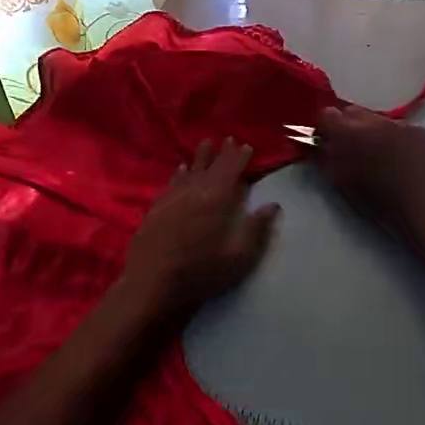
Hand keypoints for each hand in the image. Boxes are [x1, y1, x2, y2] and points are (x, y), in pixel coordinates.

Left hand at [121, 139, 279, 311]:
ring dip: (199, 158)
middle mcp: (192, 193)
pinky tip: (180, 169)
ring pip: (188, 172)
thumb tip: (272, 204)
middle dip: (221, 154)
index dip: (239, 158)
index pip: (230, 171)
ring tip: (205, 144)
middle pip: (209, 168)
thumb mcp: (238, 257)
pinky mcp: (155, 210)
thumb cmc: (200, 274)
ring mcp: (170, 200)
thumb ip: (256, 228)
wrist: (152, 286)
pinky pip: (170, 184)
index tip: (247, 146)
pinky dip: (178, 174)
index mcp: (215, 201)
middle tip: (228, 139)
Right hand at [313, 106, 424, 239]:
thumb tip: (320, 142)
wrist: (421, 208)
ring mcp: (400, 123)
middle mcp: (374, 120)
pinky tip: (403, 159)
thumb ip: (326, 156)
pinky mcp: (420, 130)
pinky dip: (397, 139)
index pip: (327, 114)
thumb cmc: (376, 201)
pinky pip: (401, 128)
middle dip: (349, 126)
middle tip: (353, 148)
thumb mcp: (341, 181)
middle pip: (352, 111)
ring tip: (381, 156)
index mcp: (349, 133)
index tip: (327, 140)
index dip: (325, 127)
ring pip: (378, 119)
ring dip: (373, 132)